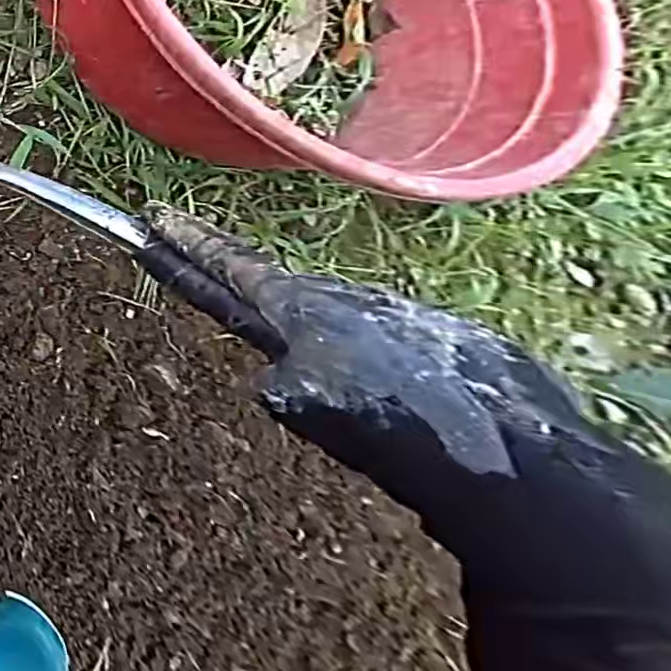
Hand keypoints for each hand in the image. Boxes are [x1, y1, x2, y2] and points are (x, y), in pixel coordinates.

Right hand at [146, 205, 670, 620]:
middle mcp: (338, 297)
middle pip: (266, 273)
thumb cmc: (391, 422)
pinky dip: (342, 328)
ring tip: (273, 317)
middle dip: (220, 255)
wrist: (516, 456)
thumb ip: (277, 381)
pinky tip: (362, 361)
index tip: (155, 213)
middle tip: (183, 235)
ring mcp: (386, 312)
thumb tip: (280, 378)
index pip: (228, 263)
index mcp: (298, 304)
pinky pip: (365, 322)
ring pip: (320, 299)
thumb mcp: (304, 403)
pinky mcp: (431, 335)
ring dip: (284, 299)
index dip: (188, 240)